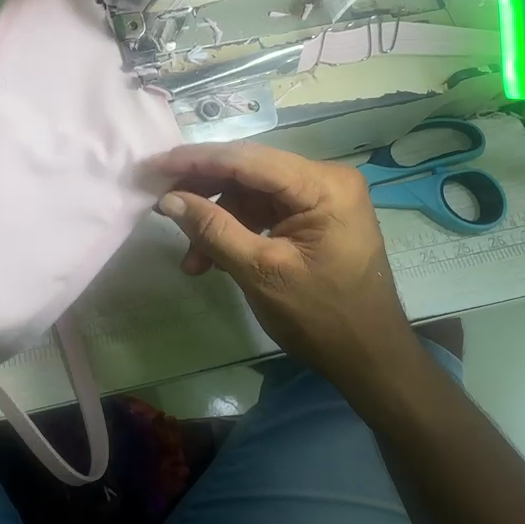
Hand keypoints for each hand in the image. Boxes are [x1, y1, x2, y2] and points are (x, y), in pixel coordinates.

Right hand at [154, 142, 408, 380]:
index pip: (248, 160)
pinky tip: (211, 258)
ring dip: (216, 219)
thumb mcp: (261, 274)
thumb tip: (167, 198)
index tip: (153, 166)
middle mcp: (325, 178)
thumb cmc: (323, 320)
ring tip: (190, 259)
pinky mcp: (313, 215)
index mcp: (323, 185)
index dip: (196, 161)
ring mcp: (321, 196)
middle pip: (248, 170)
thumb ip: (214, 230)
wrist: (371, 363)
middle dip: (202, 190)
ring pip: (250, 191)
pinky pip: (263, 209)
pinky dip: (235, 229)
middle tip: (159, 203)